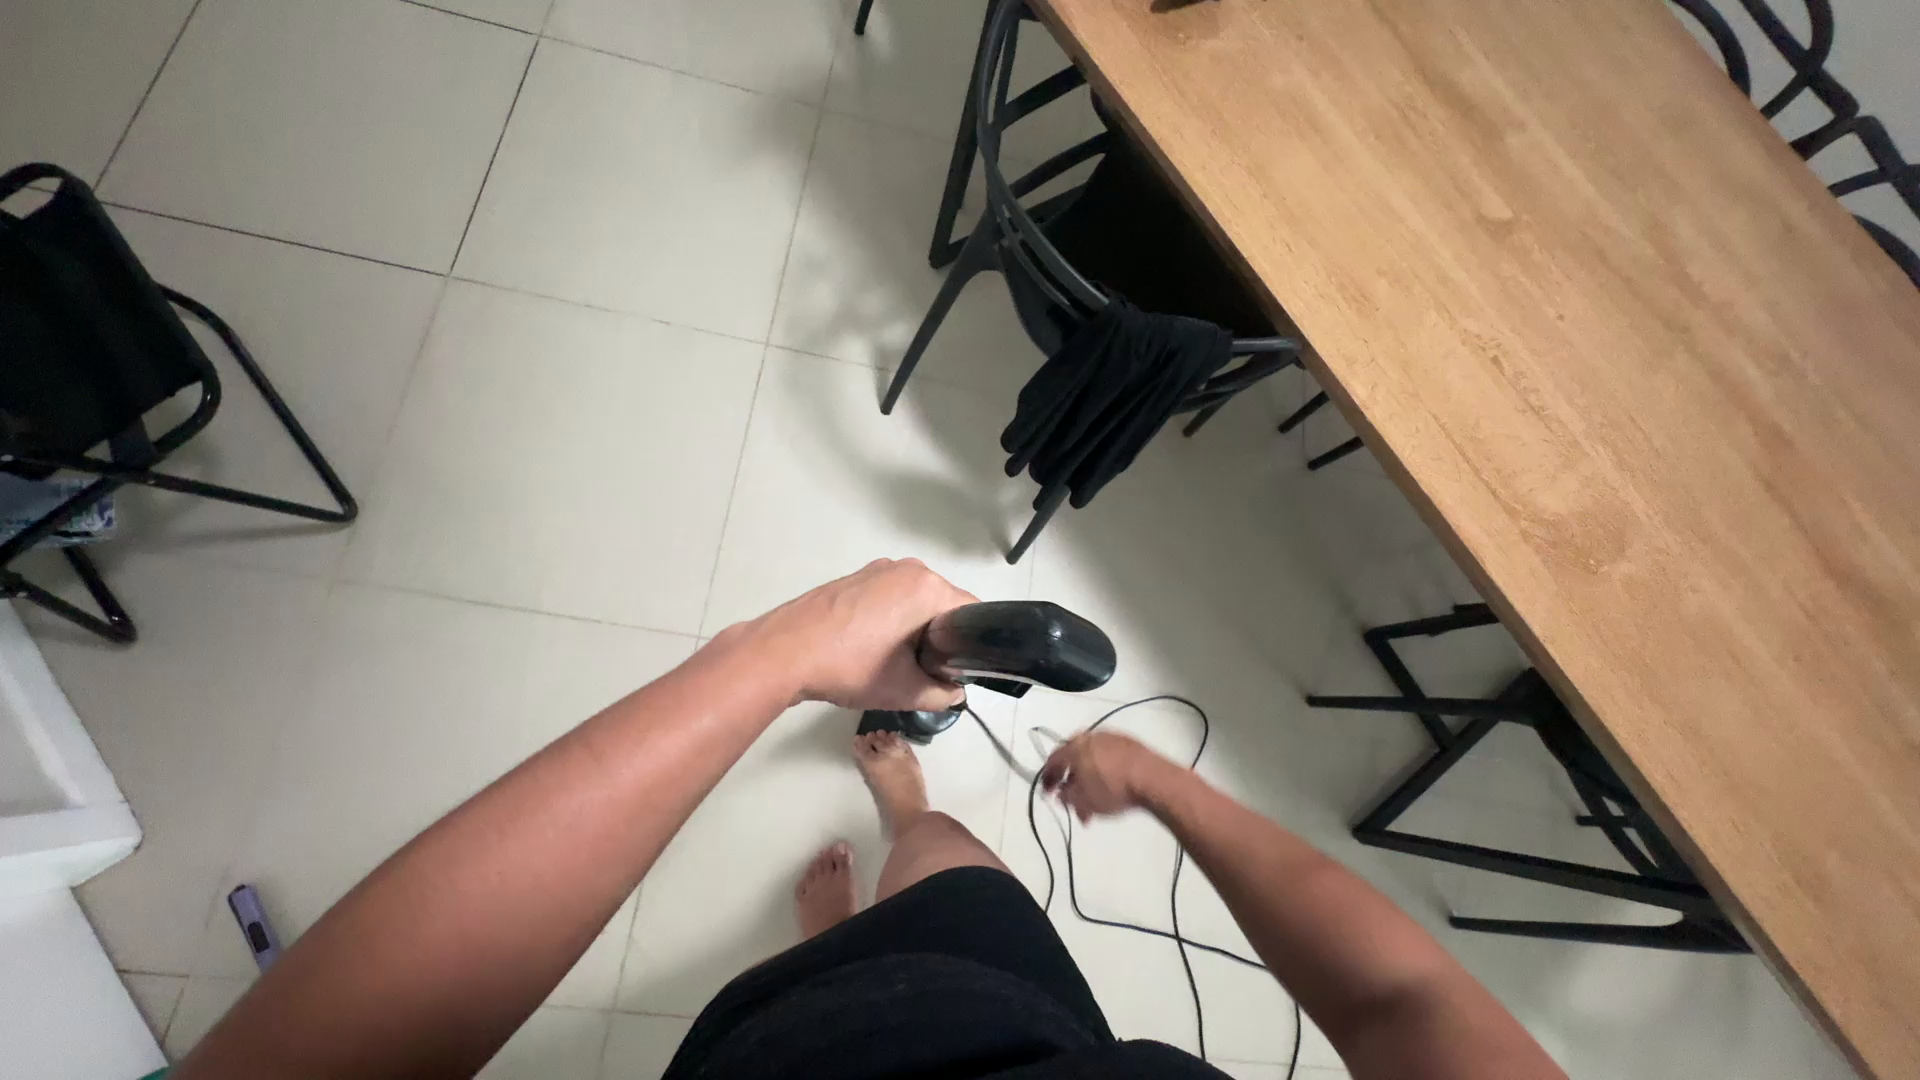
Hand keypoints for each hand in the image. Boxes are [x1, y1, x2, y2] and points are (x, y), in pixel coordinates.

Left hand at [734, 558, 978, 710]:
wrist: (783, 653)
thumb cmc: (849, 666)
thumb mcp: (903, 691)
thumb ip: (941, 694)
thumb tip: (955, 692)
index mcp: (927, 588)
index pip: (971, 612)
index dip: (972, 643)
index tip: (960, 668)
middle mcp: (907, 568)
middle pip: (942, 603)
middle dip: (941, 635)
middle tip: (929, 671)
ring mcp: (878, 568)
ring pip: (914, 600)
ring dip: (914, 627)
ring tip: (896, 660)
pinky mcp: (854, 577)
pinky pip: (889, 596)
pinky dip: (890, 618)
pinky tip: (871, 645)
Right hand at [1039, 732, 1172, 822]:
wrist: (1152, 778)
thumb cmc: (1112, 789)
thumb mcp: (1082, 800)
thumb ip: (1066, 796)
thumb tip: (1061, 792)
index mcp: (1073, 747)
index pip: (1052, 761)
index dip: (1047, 779)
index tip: (1049, 794)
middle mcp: (1089, 737)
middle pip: (1073, 759)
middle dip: (1071, 781)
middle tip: (1073, 800)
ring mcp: (1111, 737)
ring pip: (1092, 759)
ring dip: (1089, 779)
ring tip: (1096, 802)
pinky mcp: (1129, 743)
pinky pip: (1109, 758)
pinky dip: (1105, 772)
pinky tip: (1112, 787)